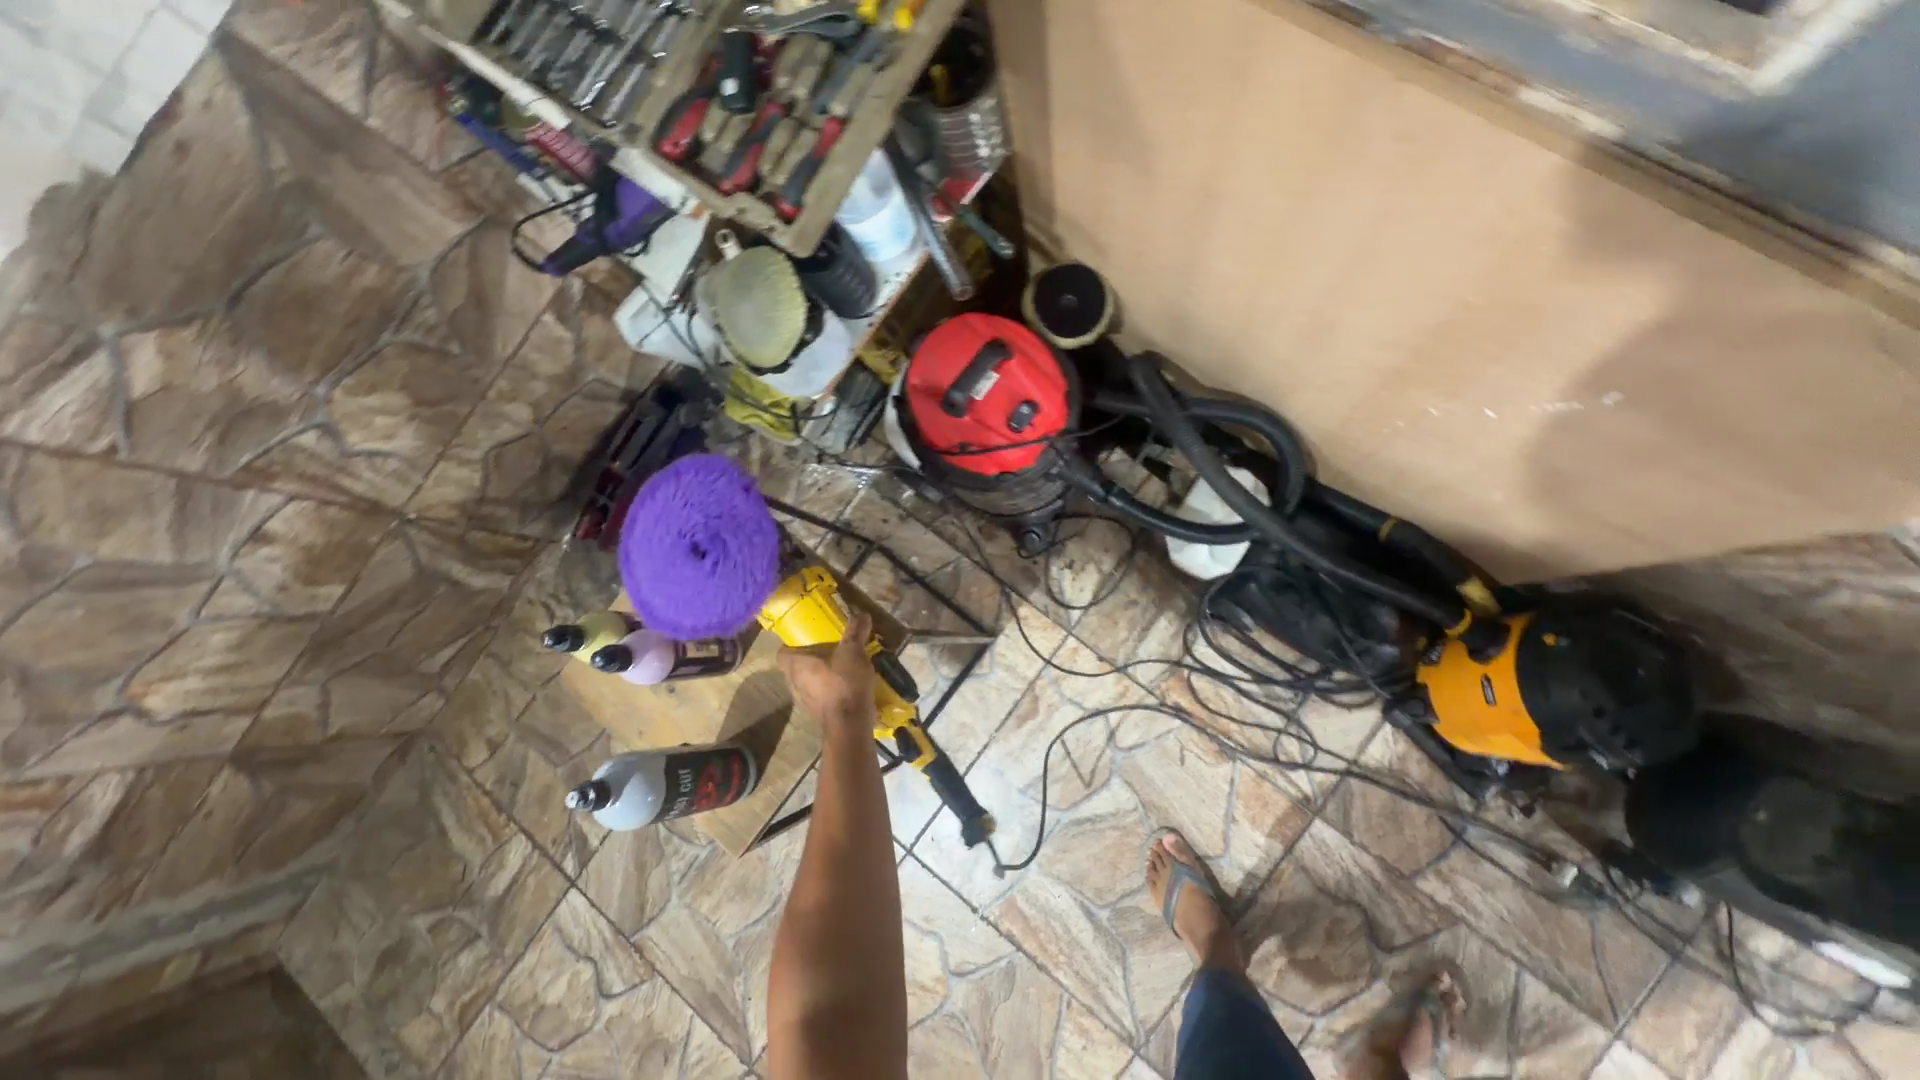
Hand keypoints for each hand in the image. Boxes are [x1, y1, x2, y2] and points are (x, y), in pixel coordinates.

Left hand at [778, 612, 876, 732]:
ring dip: (819, 676)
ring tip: (839, 667)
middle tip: (829, 650)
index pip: (782, 652)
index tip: (809, 639)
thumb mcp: (853, 651)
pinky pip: (818, 697)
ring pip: (806, 683)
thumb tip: (862, 613)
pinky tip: (846, 686)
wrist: (850, 724)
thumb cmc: (844, 683)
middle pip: (795, 667)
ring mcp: (804, 701)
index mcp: (796, 665)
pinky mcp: (817, 714)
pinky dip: (828, 691)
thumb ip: (856, 632)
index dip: (792, 644)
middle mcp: (793, 683)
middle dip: (810, 659)